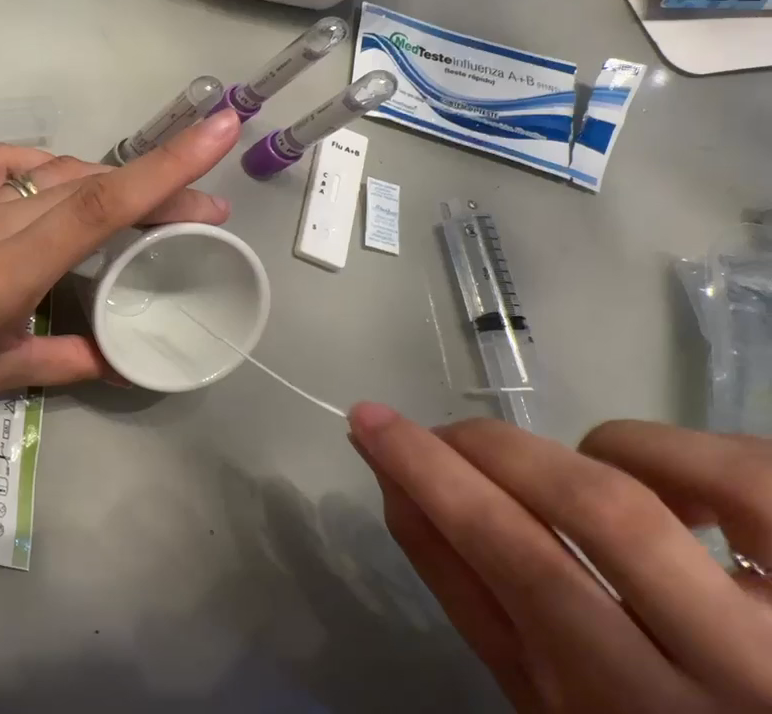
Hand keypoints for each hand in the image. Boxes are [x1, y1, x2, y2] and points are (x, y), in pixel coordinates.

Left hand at [0, 110, 239, 426]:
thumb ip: (65, 359)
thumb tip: (122, 358)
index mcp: (8, 268)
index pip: (99, 205)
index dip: (165, 166)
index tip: (218, 129)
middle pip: (88, 185)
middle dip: (155, 186)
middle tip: (204, 213)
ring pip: (52, 172)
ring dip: (106, 179)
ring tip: (144, 206)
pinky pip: (4, 167)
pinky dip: (45, 166)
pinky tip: (60, 188)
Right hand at [350, 404, 771, 711]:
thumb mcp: (539, 688)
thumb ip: (465, 587)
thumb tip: (393, 474)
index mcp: (632, 706)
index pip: (514, 559)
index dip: (431, 473)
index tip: (371, 420)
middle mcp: (744, 670)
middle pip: (601, 509)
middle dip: (499, 446)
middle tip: (455, 432)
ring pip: (719, 476)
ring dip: (619, 446)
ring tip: (601, 466)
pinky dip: (706, 456)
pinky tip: (689, 492)